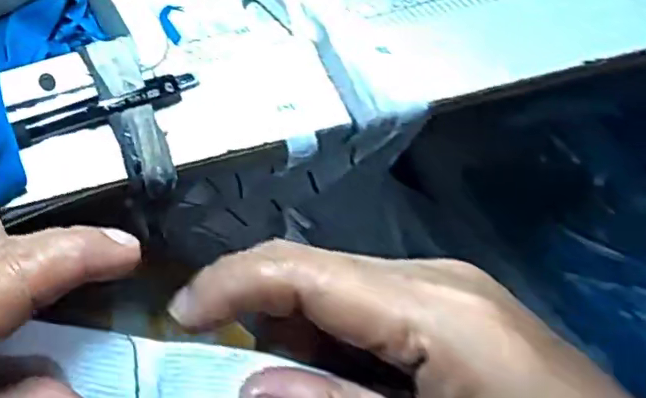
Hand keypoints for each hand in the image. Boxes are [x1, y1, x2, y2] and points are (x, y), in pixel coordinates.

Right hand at [166, 240, 628, 397]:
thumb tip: (243, 380)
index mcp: (432, 302)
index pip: (290, 266)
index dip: (222, 285)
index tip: (178, 318)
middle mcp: (435, 276)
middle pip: (304, 266)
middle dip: (257, 308)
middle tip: (229, 356)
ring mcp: (456, 289)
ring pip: (329, 281)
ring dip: (297, 325)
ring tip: (299, 377)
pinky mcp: (467, 311)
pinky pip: (369, 302)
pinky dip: (338, 335)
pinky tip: (350, 376)